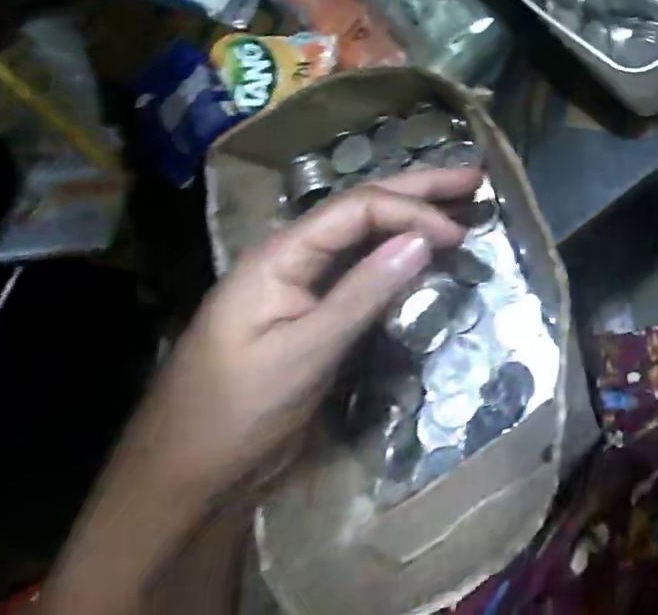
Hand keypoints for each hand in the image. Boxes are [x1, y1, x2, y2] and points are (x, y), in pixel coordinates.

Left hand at [119, 167, 481, 502]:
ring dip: (412, 212)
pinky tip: (426, 246)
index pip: (358, 209)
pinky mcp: (313, 308)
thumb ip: (363, 293)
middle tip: (474, 178)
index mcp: (280, 255)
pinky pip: (361, 264)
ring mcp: (302, 281)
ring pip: (364, 231)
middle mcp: (292, 255)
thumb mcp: (304, 355)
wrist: (183, 478)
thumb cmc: (235, 414)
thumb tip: (424, 239)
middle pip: (363, 205)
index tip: (459, 235)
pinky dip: (399, 249)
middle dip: (420, 188)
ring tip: (461, 200)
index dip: (413, 212)